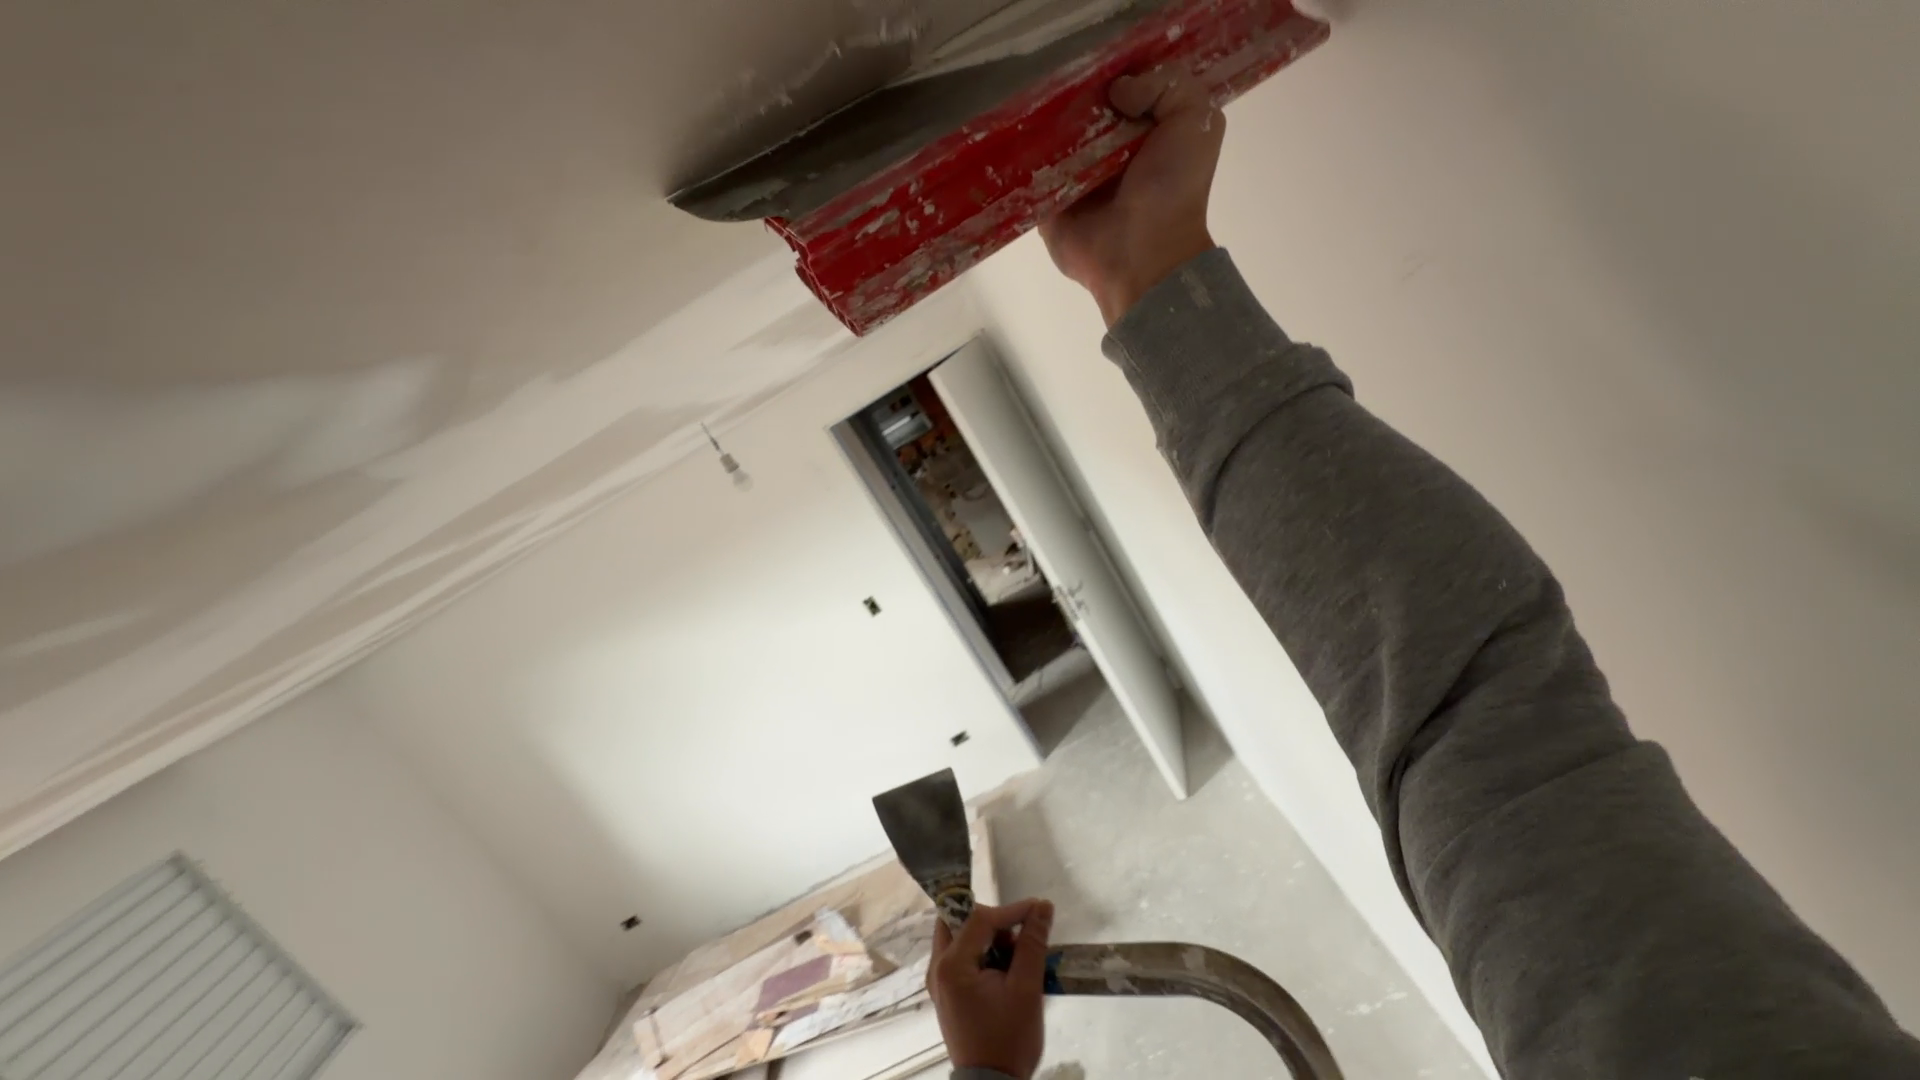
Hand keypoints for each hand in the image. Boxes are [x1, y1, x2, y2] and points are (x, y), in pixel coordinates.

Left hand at [927, 899, 1054, 1079]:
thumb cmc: (1009, 1039)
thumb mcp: (1027, 989)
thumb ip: (1032, 943)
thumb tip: (1043, 907)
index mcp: (952, 965)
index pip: (978, 918)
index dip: (1010, 910)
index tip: (1038, 910)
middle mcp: (936, 968)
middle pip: (957, 920)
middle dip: (989, 919)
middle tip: (1016, 933)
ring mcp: (938, 982)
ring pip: (956, 937)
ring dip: (984, 935)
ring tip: (1014, 954)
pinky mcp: (945, 993)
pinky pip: (958, 957)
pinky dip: (979, 952)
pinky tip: (1004, 967)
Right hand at [1040, 68, 1226, 325]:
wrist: (1142, 254)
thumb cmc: (1173, 189)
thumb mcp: (1197, 120)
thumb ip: (1169, 84)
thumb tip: (1116, 89)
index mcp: (1143, 132)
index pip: (1121, 86)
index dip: (1109, 67)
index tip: (1094, 50)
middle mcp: (1106, 152)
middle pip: (1081, 107)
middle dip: (1071, 88)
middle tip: (1054, 64)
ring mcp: (1072, 178)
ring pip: (1050, 135)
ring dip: (1043, 118)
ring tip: (1028, 90)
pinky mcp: (1045, 201)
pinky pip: (1027, 170)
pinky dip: (1020, 153)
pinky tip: (1013, 128)